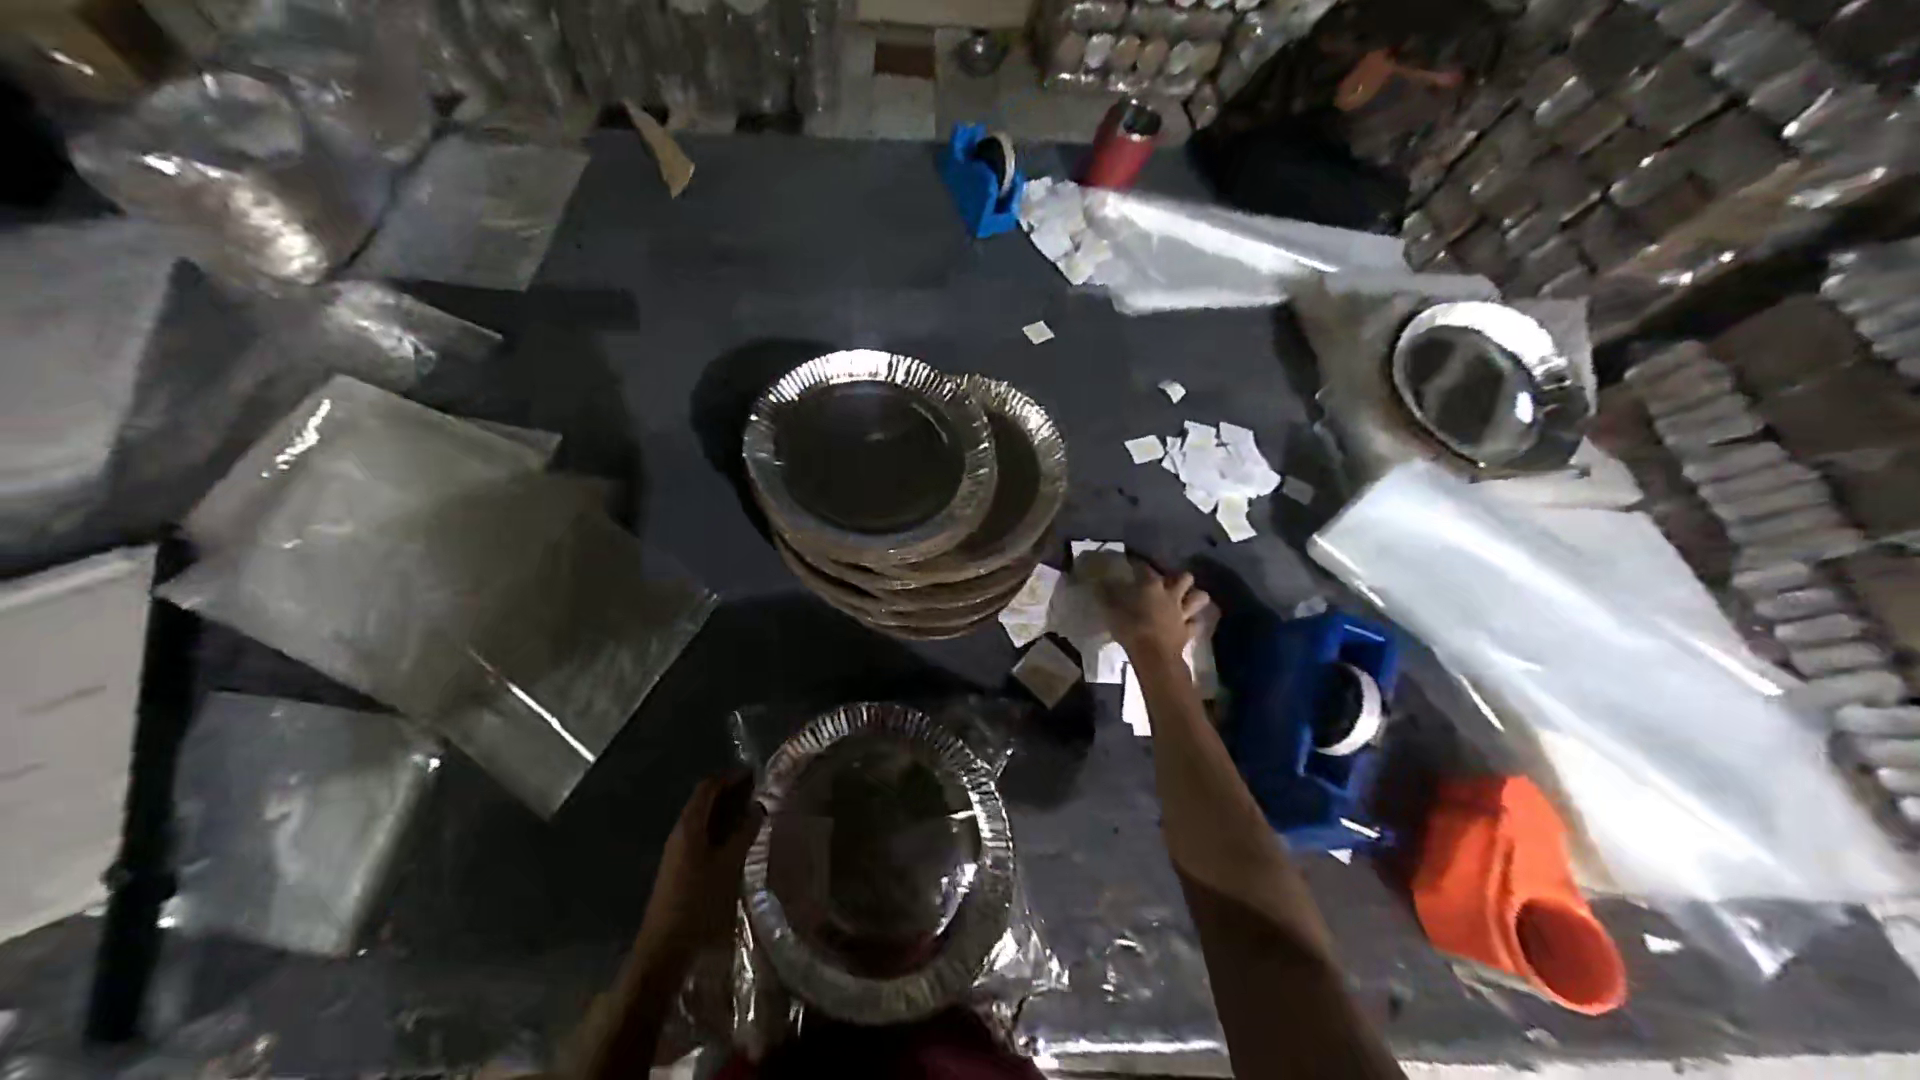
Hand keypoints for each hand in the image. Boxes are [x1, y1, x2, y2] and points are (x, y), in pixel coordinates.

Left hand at [639, 770, 761, 953]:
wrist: (665, 949)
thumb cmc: (698, 902)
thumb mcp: (729, 865)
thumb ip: (744, 834)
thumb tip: (758, 807)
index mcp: (688, 827)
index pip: (708, 787)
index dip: (730, 777)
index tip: (756, 774)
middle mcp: (680, 833)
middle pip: (704, 801)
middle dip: (731, 792)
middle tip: (760, 791)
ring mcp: (679, 851)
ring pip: (704, 819)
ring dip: (728, 811)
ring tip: (755, 812)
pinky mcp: (681, 867)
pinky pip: (703, 835)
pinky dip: (722, 829)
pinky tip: (740, 839)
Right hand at [1099, 561, 1212, 662]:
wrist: (1152, 655)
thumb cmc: (1130, 628)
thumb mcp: (1111, 610)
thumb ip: (1107, 595)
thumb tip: (1100, 582)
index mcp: (1151, 586)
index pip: (1144, 568)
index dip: (1138, 564)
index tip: (1131, 563)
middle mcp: (1171, 595)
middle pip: (1185, 577)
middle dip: (1180, 578)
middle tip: (1170, 582)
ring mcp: (1182, 613)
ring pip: (1200, 598)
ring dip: (1195, 596)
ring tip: (1187, 598)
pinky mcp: (1188, 630)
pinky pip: (1196, 623)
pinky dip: (1193, 621)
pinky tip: (1188, 622)